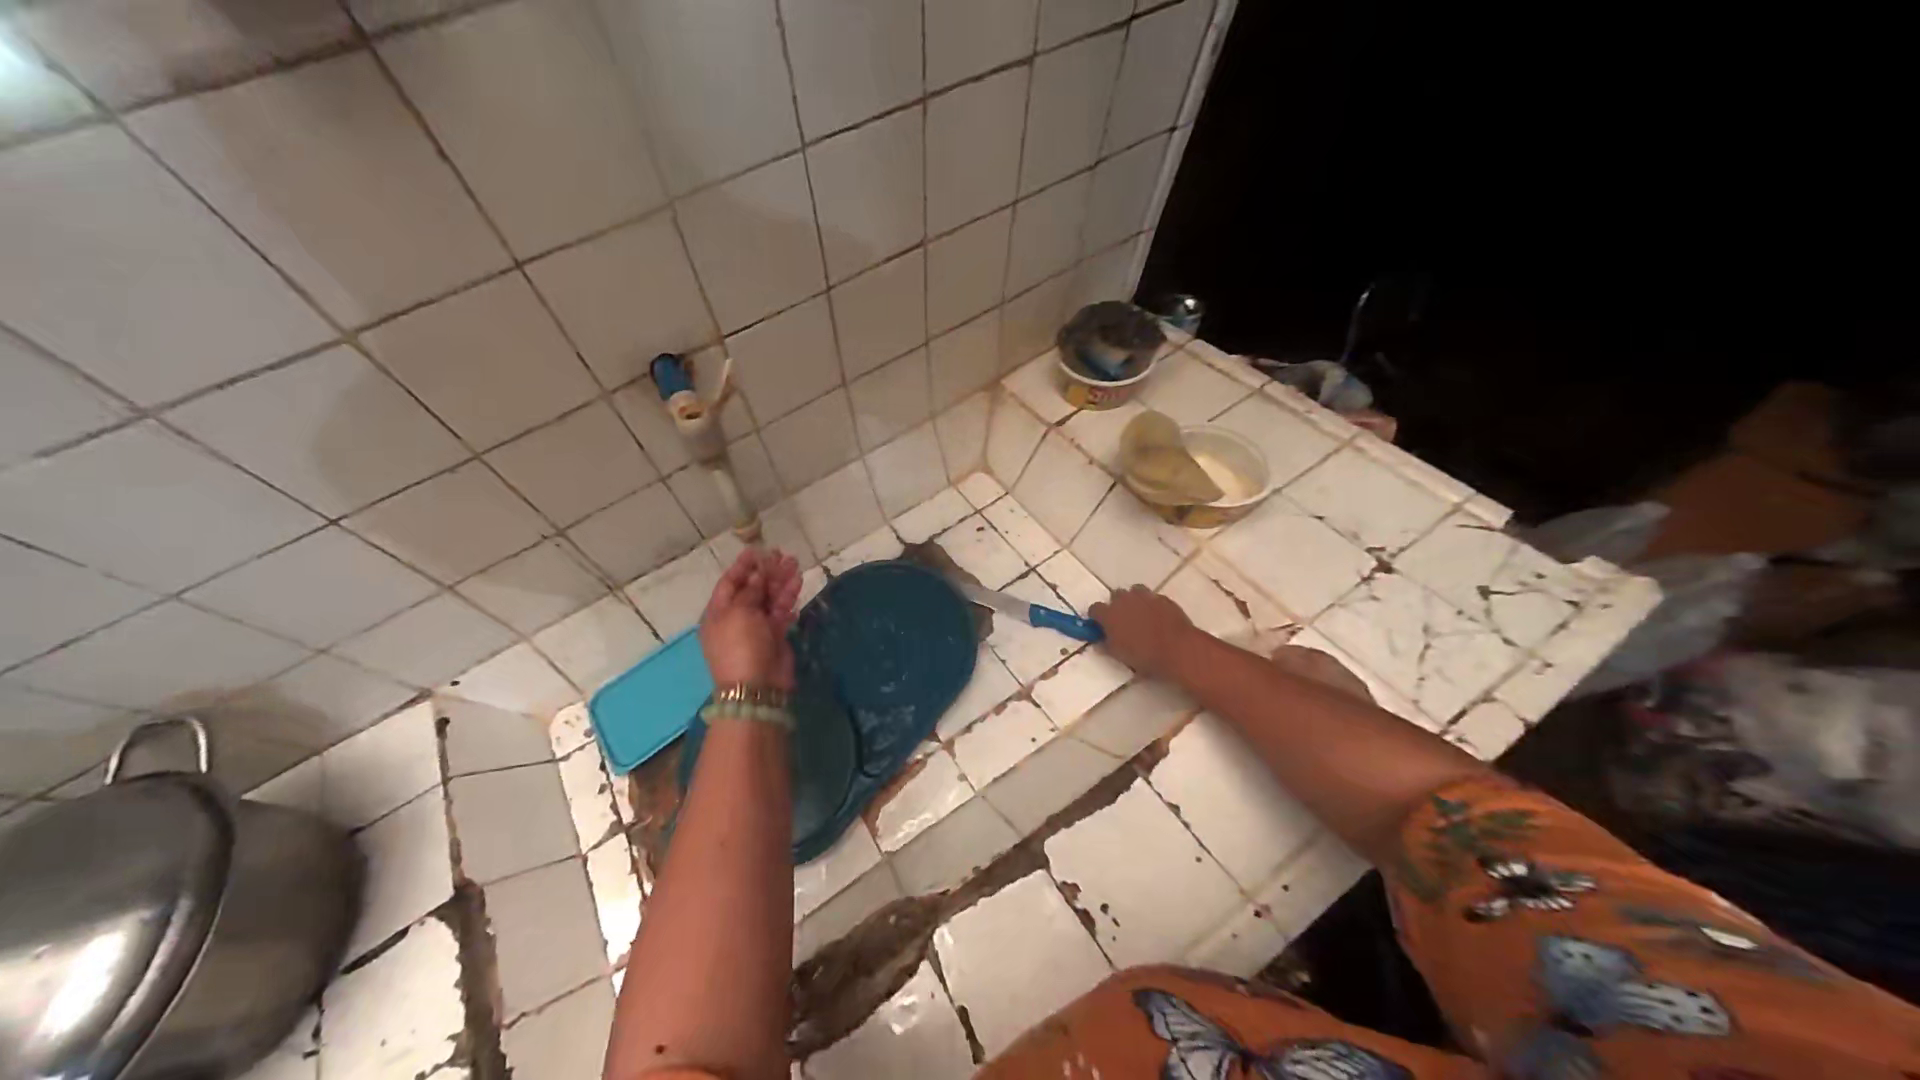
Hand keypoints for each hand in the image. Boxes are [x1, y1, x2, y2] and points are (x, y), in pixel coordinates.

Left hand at [700, 548, 801, 690]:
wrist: (757, 686)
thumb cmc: (740, 646)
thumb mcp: (739, 613)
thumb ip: (750, 590)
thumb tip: (757, 573)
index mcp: (718, 612)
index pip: (730, 583)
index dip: (743, 566)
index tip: (756, 550)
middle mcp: (736, 618)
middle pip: (752, 588)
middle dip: (767, 571)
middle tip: (783, 555)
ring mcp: (756, 628)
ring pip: (769, 598)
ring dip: (781, 581)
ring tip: (795, 564)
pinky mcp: (775, 636)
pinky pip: (781, 612)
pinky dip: (789, 598)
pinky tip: (798, 584)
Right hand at [1088, 585, 1194, 677]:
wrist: (1177, 649)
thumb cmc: (1144, 656)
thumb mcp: (1119, 655)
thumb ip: (1106, 645)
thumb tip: (1100, 642)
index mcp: (1109, 614)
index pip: (1095, 609)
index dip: (1097, 617)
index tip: (1101, 625)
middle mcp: (1124, 600)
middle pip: (1115, 596)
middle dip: (1117, 605)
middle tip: (1122, 621)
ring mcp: (1145, 596)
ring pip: (1135, 592)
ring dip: (1134, 601)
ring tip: (1140, 615)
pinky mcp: (1163, 598)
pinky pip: (1153, 598)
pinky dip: (1152, 605)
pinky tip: (1158, 618)